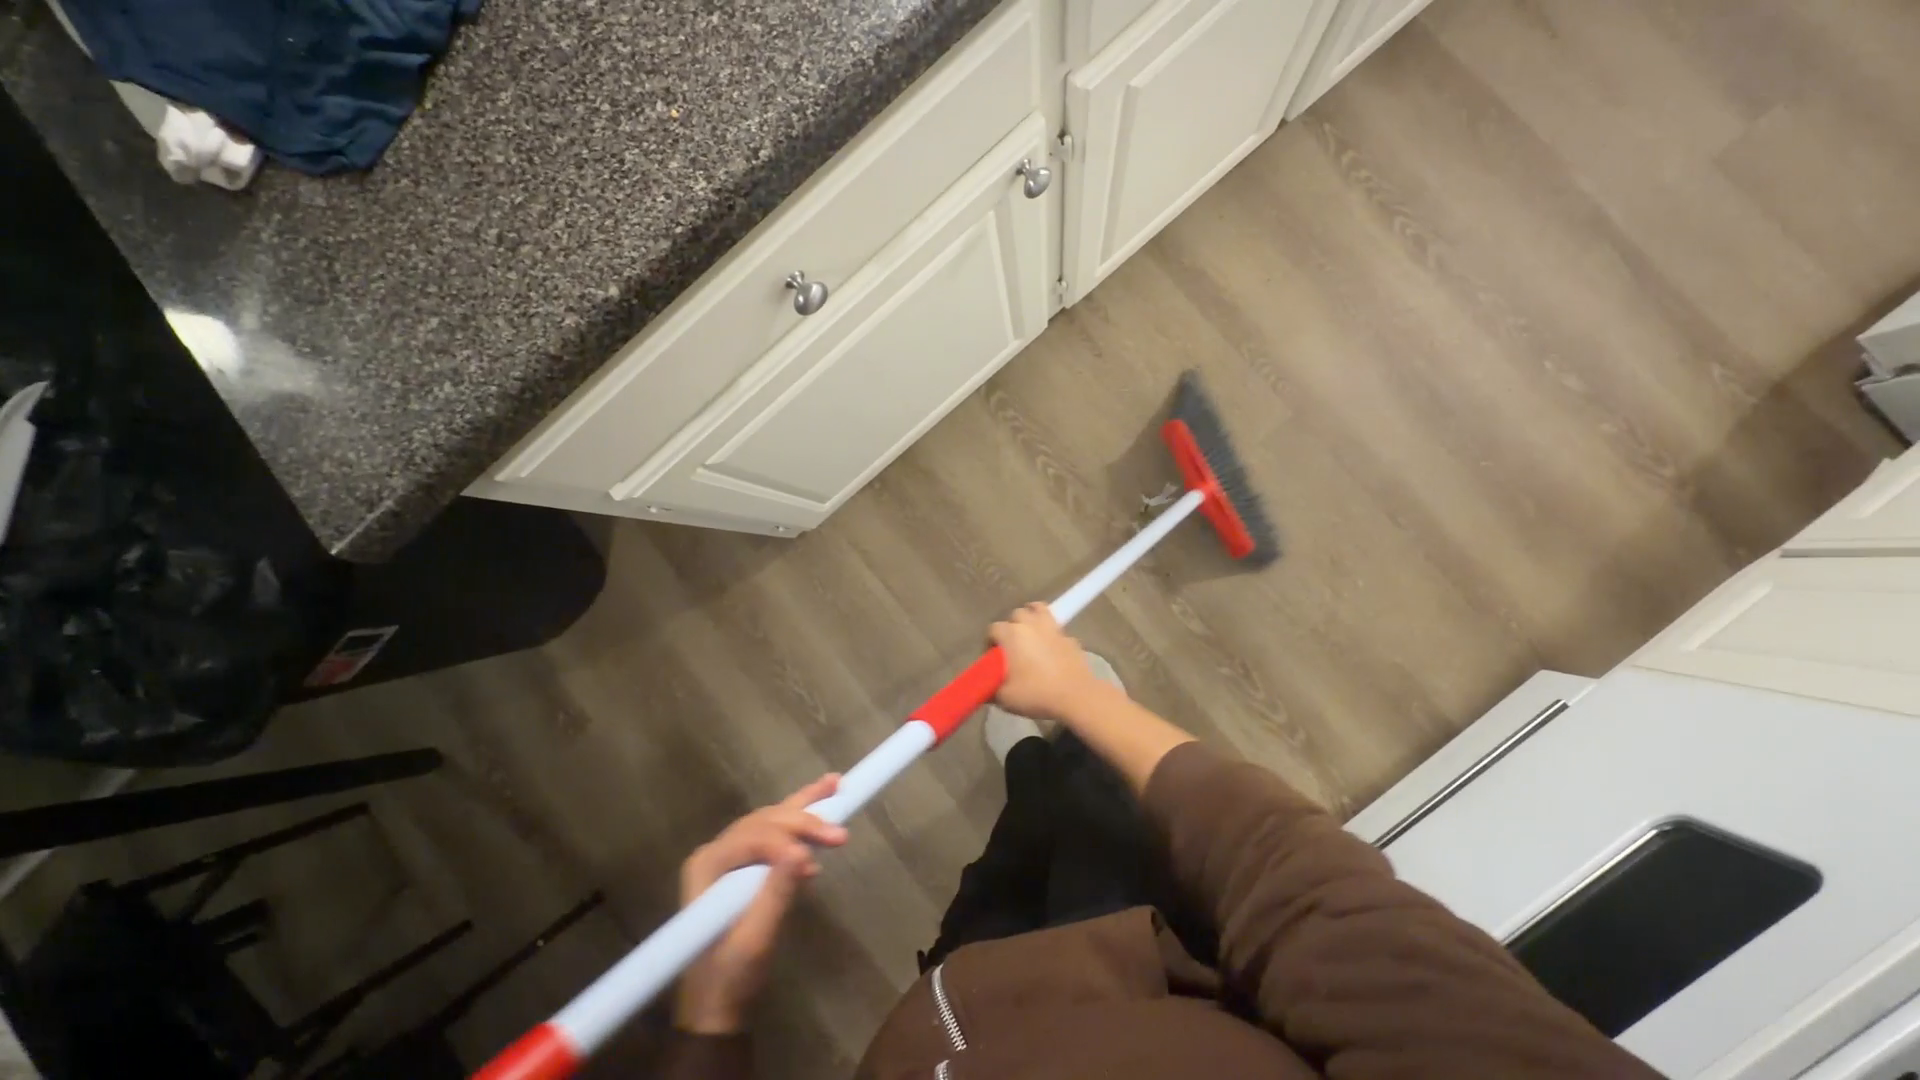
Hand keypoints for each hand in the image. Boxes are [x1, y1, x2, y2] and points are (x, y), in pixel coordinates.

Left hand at [675, 774, 847, 1034]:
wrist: (716, 1007)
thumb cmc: (729, 977)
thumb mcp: (754, 941)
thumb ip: (775, 895)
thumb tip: (803, 852)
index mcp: (707, 866)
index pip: (753, 837)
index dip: (786, 840)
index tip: (818, 858)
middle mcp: (714, 853)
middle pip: (764, 822)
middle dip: (803, 821)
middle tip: (841, 830)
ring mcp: (728, 859)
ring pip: (770, 821)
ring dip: (803, 808)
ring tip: (835, 785)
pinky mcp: (744, 869)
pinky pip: (773, 836)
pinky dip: (798, 825)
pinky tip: (821, 817)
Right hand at [988, 603, 1108, 721]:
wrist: (1076, 696)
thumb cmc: (1035, 694)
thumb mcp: (1004, 698)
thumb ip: (991, 688)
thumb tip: (986, 687)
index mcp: (1011, 634)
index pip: (993, 629)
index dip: (990, 643)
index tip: (993, 659)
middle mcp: (1031, 625)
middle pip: (1017, 614)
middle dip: (1011, 626)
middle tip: (1012, 646)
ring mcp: (1053, 628)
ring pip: (1039, 610)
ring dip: (1032, 617)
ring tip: (1031, 633)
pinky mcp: (1070, 637)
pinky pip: (1056, 627)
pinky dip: (1051, 632)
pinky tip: (1051, 647)